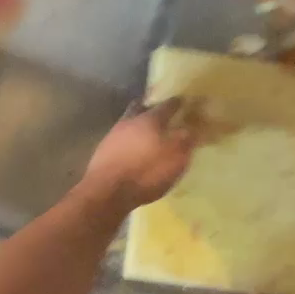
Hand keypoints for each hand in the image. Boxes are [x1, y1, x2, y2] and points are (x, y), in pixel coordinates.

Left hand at [78, 100, 193, 210]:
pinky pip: (118, 139)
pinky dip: (127, 141)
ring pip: (128, 123)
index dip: (177, 103)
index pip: (167, 105)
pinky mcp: (102, 151)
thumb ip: (186, 140)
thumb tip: (193, 127)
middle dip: (151, 108)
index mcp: (150, 119)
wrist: (107, 191)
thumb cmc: (146, 173)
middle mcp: (130, 121)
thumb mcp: (176, 158)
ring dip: (137, 125)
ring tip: (145, 133)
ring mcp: (113, 135)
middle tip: (160, 111)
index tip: (183, 101)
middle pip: (141, 108)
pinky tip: (131, 150)